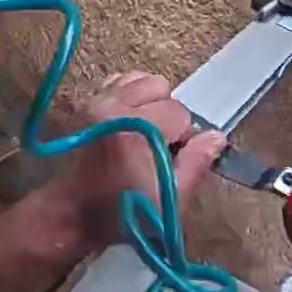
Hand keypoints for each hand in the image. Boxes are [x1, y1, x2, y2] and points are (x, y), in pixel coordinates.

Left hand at [44, 72, 226, 245]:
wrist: (74, 212)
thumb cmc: (124, 211)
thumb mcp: (170, 197)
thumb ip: (196, 162)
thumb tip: (216, 136)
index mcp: (136, 129)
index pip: (179, 112)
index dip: (183, 136)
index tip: (174, 157)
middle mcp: (114, 106)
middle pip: (160, 89)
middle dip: (166, 114)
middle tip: (159, 143)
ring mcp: (96, 101)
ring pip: (139, 79)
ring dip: (148, 100)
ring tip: (144, 129)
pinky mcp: (86, 103)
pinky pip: (117, 82)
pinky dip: (128, 95)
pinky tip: (129, 119)